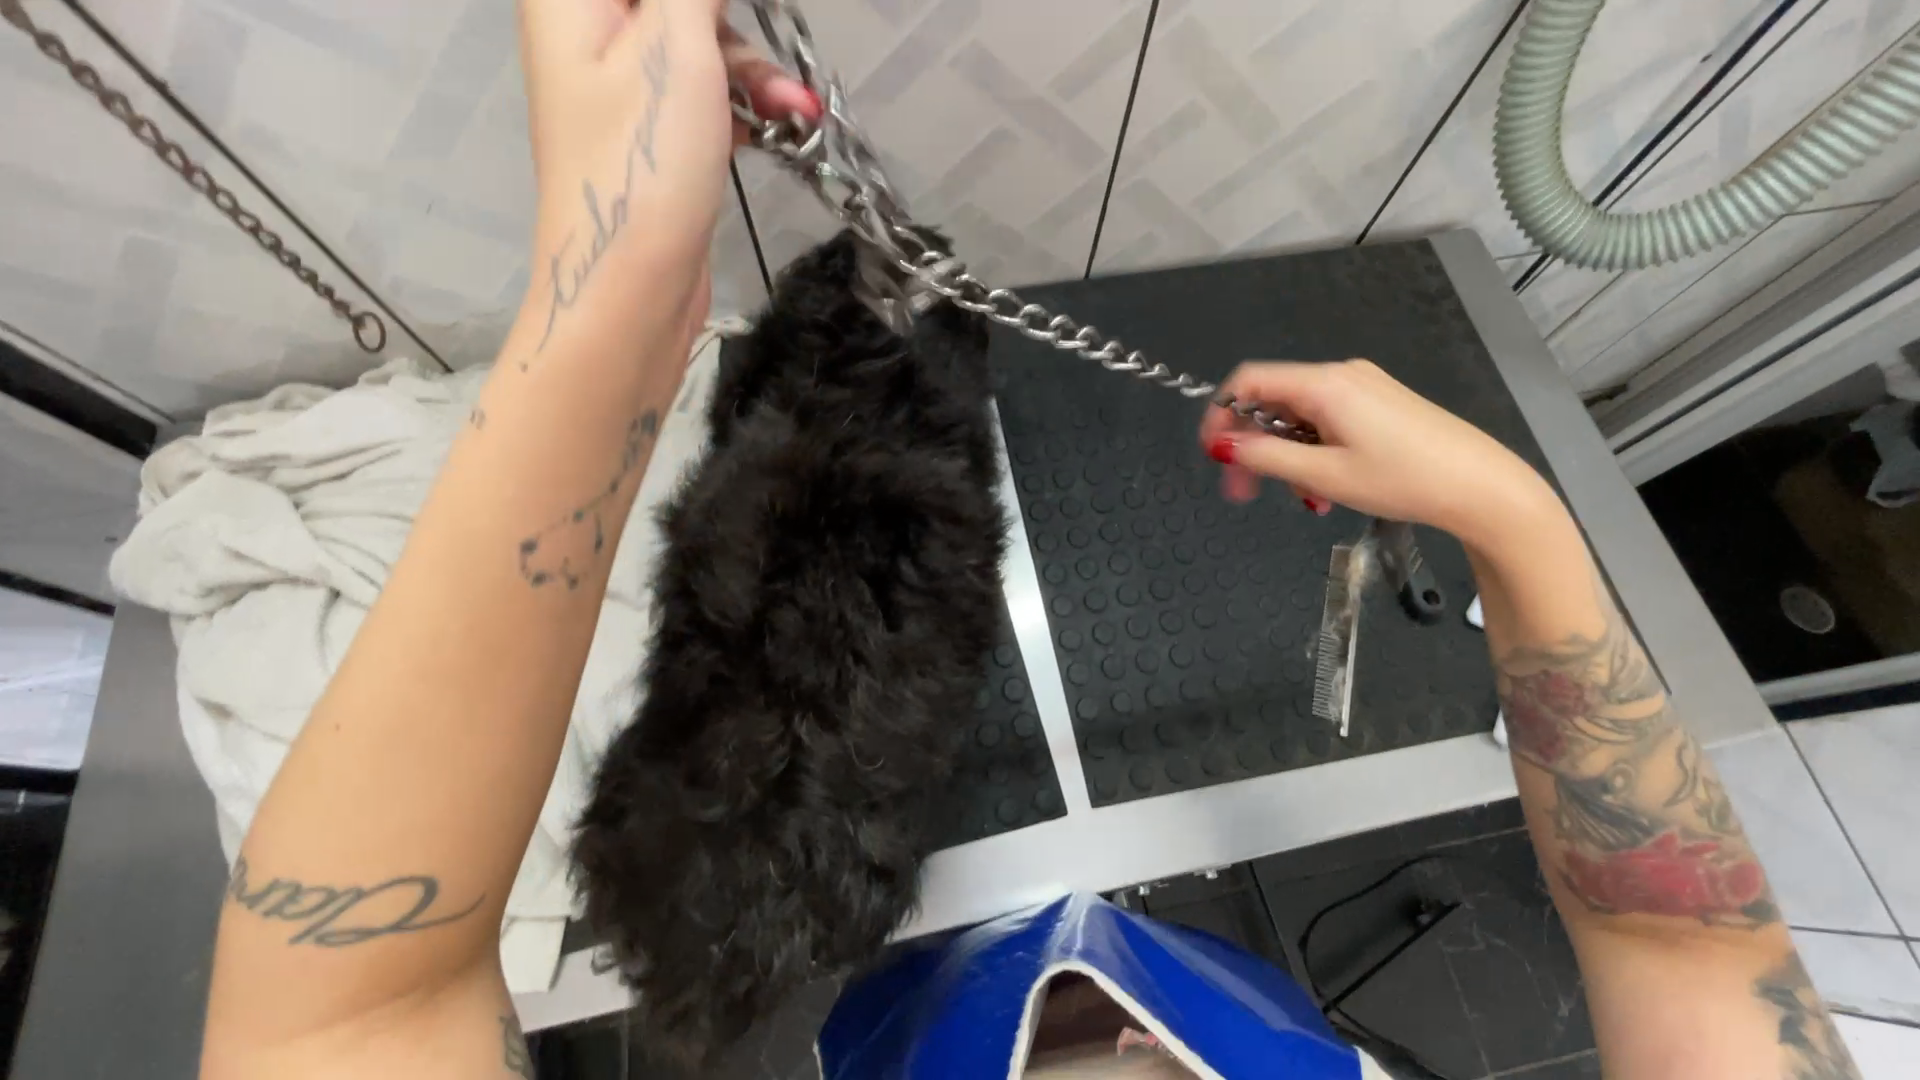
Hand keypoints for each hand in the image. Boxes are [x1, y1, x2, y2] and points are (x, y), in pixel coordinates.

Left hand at [517, 0, 818, 282]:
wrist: (630, 289)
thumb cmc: (646, 160)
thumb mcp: (677, 46)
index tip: (736, 11)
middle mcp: (589, 32)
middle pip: (673, 1)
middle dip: (735, 20)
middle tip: (778, 46)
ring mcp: (624, 92)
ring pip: (697, 47)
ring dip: (754, 71)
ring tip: (799, 109)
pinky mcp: (656, 139)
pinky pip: (704, 97)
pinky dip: (743, 106)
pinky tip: (781, 125)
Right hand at [1197, 360, 1561, 550]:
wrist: (1482, 488)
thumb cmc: (1402, 480)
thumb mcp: (1323, 474)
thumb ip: (1265, 456)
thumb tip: (1221, 444)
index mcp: (1325, 384)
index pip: (1249, 381)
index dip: (1220, 413)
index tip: (1212, 454)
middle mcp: (1341, 375)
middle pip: (1272, 401)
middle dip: (1252, 446)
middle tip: (1244, 492)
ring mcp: (1363, 387)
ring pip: (1298, 416)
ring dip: (1285, 455)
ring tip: (1303, 497)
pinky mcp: (1379, 403)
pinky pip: (1325, 421)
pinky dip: (1312, 450)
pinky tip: (1325, 485)